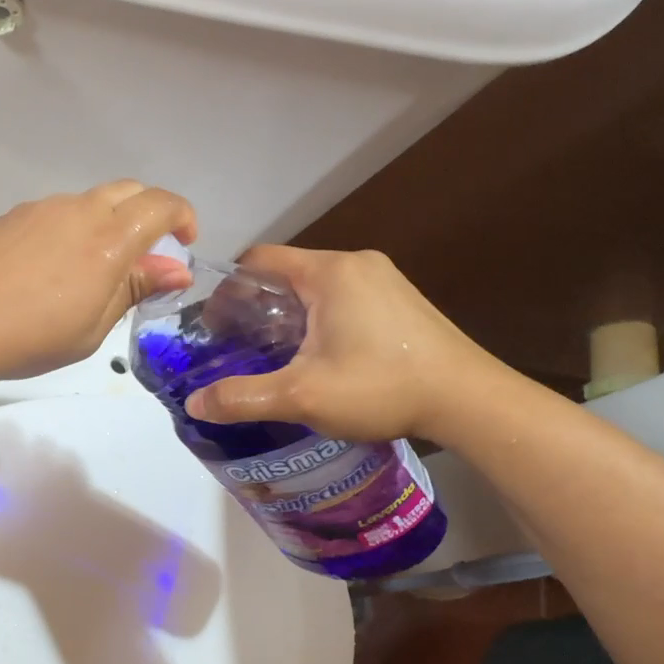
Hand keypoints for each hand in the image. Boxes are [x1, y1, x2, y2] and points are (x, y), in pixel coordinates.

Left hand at [0, 181, 197, 384]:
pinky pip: (54, 214)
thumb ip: (133, 290)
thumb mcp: (89, 330)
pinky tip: (49, 269)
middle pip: (128, 192)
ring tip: (91, 271)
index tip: (185, 244)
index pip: (161, 205)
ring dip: (105, 224)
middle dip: (148, 215)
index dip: (183, 218)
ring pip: (88, 202)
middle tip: (145, 257)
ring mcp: (37, 210)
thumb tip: (175, 268)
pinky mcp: (7, 218)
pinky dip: (70, 230)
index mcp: (106, 240)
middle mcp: (76, 211)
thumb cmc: (23, 339)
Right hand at [185, 246, 511, 441]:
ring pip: (313, 289)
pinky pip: (340, 300)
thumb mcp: (300, 396)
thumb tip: (194, 404)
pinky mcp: (399, 302)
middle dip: (254, 307)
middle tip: (235, 347)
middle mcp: (357, 265)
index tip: (214, 327)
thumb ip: (241, 397)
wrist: (469, 401)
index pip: (259, 259)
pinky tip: (314, 358)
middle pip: (285, 273)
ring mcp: (383, 281)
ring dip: (285, 316)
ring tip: (269, 356)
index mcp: (330, 272)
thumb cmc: (381, 387)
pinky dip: (315, 321)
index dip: (228, 290)